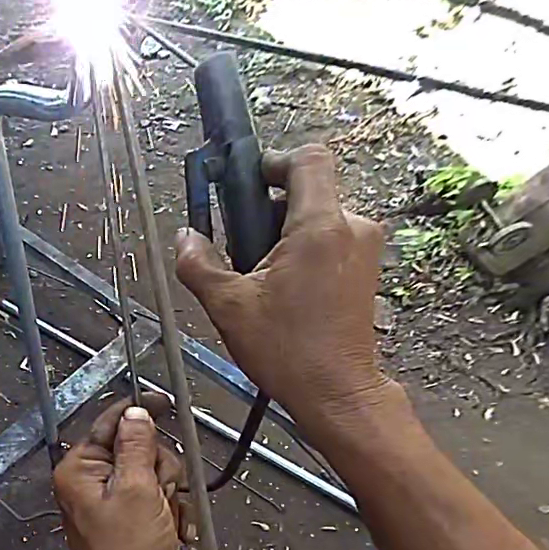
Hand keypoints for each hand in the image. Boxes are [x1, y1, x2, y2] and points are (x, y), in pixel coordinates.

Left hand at [53, 395, 188, 549]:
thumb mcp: (137, 492)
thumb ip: (137, 447)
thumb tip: (136, 414)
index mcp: (79, 468)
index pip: (110, 423)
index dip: (139, 413)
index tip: (166, 402)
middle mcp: (90, 479)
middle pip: (138, 448)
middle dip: (160, 469)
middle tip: (163, 493)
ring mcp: (109, 498)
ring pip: (153, 472)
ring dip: (169, 494)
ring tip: (167, 519)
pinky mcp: (126, 515)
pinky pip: (155, 497)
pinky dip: (169, 511)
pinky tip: (172, 530)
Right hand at [175, 145, 396, 440]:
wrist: (336, 391)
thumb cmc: (290, 352)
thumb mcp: (228, 307)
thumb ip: (199, 264)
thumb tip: (184, 238)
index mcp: (319, 228)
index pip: (306, 159)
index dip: (271, 162)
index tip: (245, 182)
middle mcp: (351, 229)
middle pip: (306, 192)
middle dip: (267, 213)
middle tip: (240, 250)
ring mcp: (363, 249)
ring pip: (316, 219)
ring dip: (282, 237)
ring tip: (258, 280)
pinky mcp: (364, 269)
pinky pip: (329, 242)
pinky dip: (301, 254)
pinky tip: (280, 291)